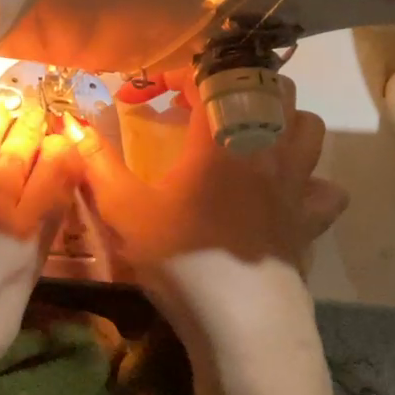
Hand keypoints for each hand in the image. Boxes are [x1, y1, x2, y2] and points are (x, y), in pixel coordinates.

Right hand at [77, 72, 346, 344]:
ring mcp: (298, 183)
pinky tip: (279, 194)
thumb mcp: (122, 208)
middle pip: (270, 88)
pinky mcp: (311, 219)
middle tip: (196, 109)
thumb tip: (70, 125)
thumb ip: (96, 162)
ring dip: (277, 121)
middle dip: (233, 87)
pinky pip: (324, 185)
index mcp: (223, 136)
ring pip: (307, 126)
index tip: (138, 96)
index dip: (171, 75)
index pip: (210, 76)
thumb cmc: (180, 255)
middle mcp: (269, 148)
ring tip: (242, 140)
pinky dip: (306, 180)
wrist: (240, 319)